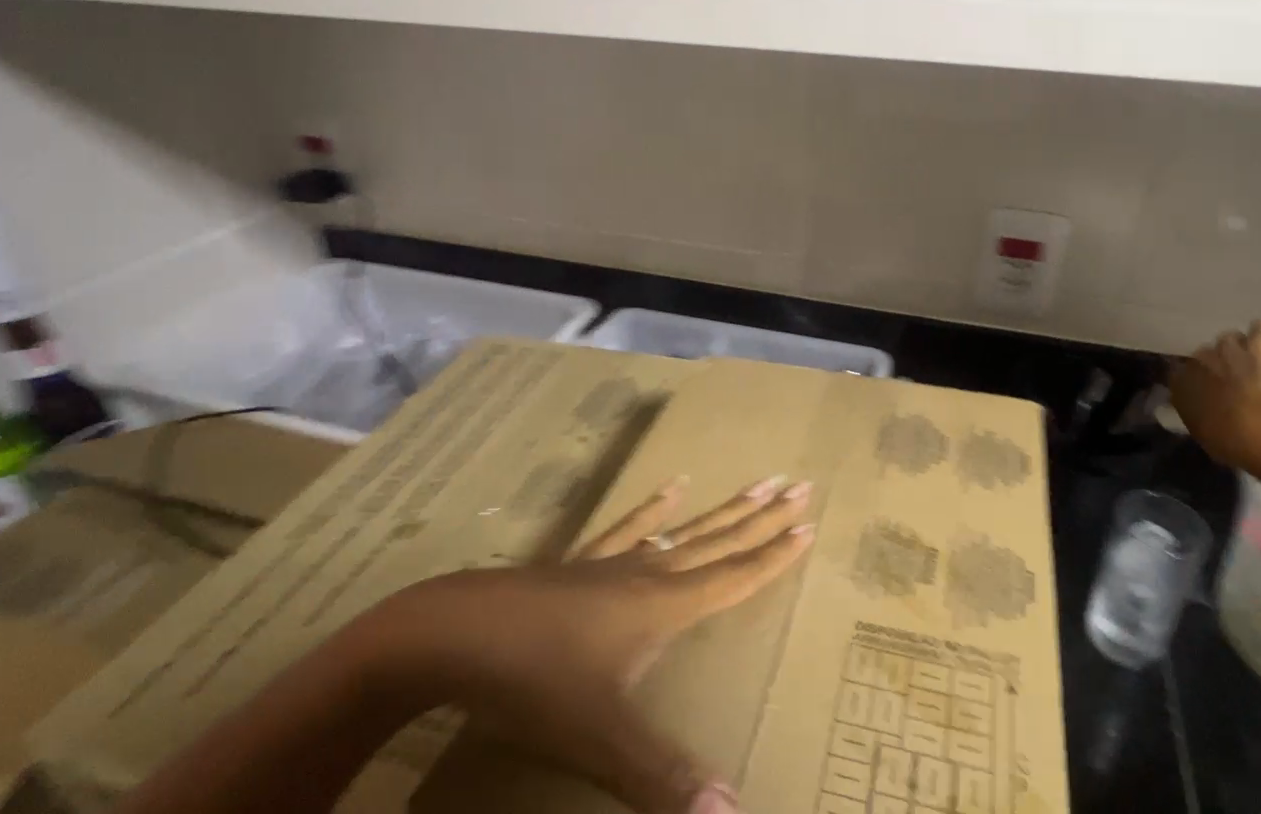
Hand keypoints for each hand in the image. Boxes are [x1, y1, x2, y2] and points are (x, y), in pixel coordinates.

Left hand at [354, 476, 815, 813]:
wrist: (451, 632)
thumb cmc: (533, 680)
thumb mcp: (601, 735)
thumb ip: (663, 776)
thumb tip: (733, 812)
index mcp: (662, 607)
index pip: (733, 577)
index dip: (774, 556)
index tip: (809, 525)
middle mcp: (645, 576)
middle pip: (717, 541)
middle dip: (761, 517)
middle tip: (801, 484)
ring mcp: (609, 564)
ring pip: (681, 530)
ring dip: (721, 509)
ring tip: (755, 479)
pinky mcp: (575, 565)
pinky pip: (626, 528)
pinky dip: (652, 509)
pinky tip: (668, 488)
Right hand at [1169, 321, 1260, 472]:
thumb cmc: (1232, 442)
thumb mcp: (1205, 434)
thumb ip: (1198, 416)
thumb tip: (1203, 412)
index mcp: (1180, 383)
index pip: (1179, 376)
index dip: (1196, 383)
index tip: (1208, 395)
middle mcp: (1200, 358)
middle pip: (1206, 355)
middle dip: (1218, 366)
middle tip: (1235, 384)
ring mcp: (1230, 346)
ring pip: (1231, 340)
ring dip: (1241, 352)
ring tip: (1256, 368)